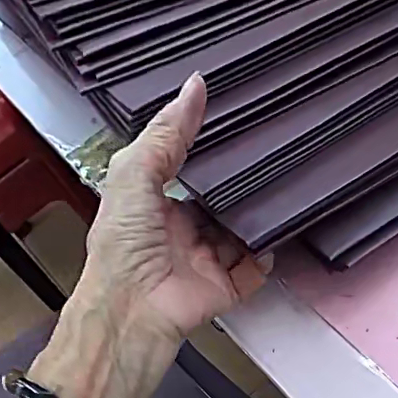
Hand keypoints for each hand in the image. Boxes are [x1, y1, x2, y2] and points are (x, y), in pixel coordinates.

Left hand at [32, 73, 268, 397]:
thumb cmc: (120, 248)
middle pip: (218, 205)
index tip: (231, 129)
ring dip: (254, 219)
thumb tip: (193, 87)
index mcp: (154, 208)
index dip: (205, 155)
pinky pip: (251, 271)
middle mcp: (180, 235)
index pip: (185, 176)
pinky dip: (263, 257)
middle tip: (265, 158)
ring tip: (277, 189)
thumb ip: (166, 133)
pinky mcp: (222, 288)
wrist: (132, 310)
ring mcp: (203, 263)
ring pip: (238, 236)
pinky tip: (271, 236)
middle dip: (238, 187)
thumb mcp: (135, 173)